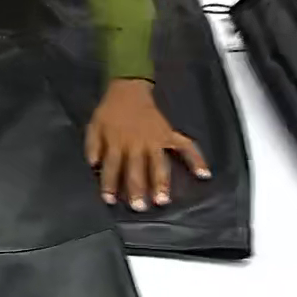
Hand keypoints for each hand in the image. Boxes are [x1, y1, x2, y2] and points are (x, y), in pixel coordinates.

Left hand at [86, 79, 209, 210]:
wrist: (128, 89)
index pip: (111, 167)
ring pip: (159, 163)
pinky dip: (196, 159)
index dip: (109, 184)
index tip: (110, 200)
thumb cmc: (109, 113)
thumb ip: (92, 147)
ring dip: (161, 182)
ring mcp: (155, 140)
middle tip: (139, 207)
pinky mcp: (169, 134)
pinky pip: (185, 146)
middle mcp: (137, 144)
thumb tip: (94, 165)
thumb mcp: (93, 127)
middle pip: (136, 169)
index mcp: (116, 143)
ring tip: (163, 200)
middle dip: (137, 189)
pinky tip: (204, 174)